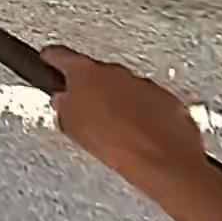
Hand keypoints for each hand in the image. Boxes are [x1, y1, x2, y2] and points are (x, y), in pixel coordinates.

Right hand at [42, 45, 207, 190]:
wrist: (164, 166)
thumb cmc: (114, 143)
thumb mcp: (69, 123)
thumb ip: (62, 104)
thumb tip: (64, 101)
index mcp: (83, 70)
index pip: (59, 54)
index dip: (51, 58)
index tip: (48, 58)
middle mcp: (114, 71)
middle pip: (96, 72)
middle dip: (92, 87)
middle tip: (89, 108)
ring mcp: (145, 86)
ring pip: (127, 87)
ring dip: (122, 100)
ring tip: (121, 127)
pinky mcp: (172, 104)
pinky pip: (154, 103)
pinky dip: (148, 114)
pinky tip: (145, 134)